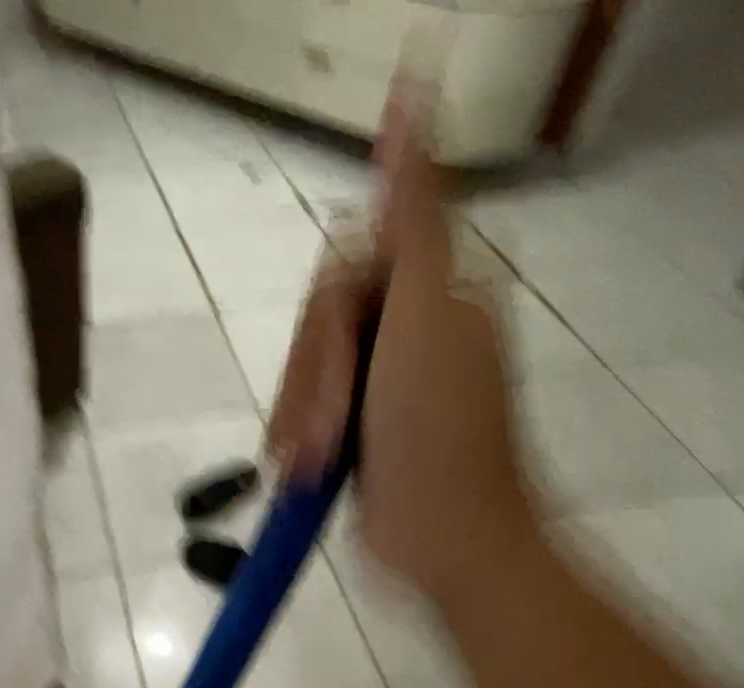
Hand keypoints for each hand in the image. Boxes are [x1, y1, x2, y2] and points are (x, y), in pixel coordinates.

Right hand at [269, 92, 536, 604]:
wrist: (445, 542)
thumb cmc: (439, 432)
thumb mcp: (426, 313)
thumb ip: (415, 216)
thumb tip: (417, 90)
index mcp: (437, 293)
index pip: (348, 266)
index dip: (330, 315)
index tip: (346, 358)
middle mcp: (409, 328)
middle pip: (319, 321)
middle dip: (311, 378)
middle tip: (332, 427)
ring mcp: (380, 382)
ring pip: (304, 370)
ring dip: (300, 417)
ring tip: (319, 461)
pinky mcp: (355, 427)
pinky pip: (302, 410)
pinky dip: (298, 440)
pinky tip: (310, 468)